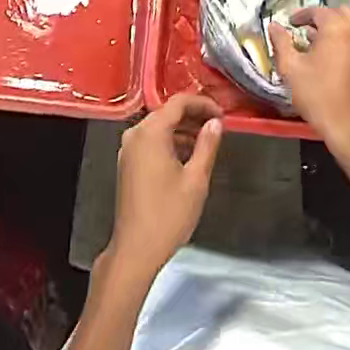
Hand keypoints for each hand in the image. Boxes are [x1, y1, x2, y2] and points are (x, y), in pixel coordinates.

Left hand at [109, 94, 221, 272]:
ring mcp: (128, 147)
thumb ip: (207, 146)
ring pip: (158, 127)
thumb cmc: (168, 214)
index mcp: (150, 132)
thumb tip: (216, 123)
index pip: (178, 102)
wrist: (136, 247)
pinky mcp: (127, 161)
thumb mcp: (196, 180)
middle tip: (218, 125)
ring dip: (182, 129)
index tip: (222, 114)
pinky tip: (188, 154)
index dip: (202, 103)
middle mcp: (135, 133)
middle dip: (193, 115)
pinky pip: (150, 141)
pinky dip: (169, 141)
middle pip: (166, 112)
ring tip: (208, 139)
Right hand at [271, 5, 349, 150]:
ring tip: (319, 43)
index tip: (291, 24)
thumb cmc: (318, 95)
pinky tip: (334, 60)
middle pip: (343, 12)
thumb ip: (281, 42)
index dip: (302, 14)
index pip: (319, 11)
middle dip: (324, 16)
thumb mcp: (290, 68)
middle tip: (308, 28)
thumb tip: (274, 26)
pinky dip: (348, 42)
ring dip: (338, 29)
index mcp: (337, 30)